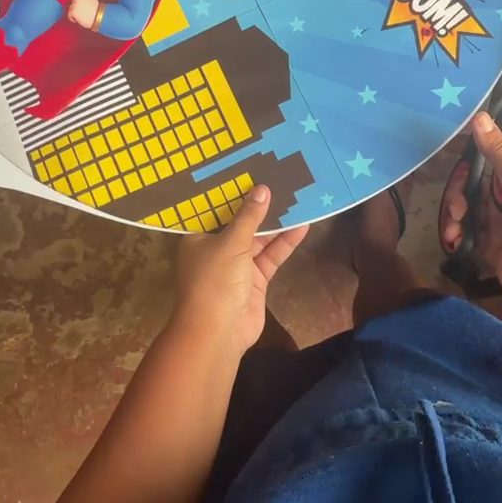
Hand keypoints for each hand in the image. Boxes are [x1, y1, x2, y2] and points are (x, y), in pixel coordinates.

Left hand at [67, 0, 99, 28]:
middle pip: (72, 2)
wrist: (102, 18)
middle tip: (81, 14)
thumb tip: (79, 3)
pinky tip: (77, 20)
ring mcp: (75, 4)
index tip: (82, 8)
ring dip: (74, 13)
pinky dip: (72, 18)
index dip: (78, 4)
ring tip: (80, 17)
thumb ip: (85, 0)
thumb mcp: (93, 1)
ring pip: (70, 9)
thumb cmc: (99, 12)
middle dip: (75, 8)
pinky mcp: (73, 11)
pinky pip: (69, 15)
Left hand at [170, 186, 308, 352]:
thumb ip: (249, 217)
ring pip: (259, 238)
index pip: (215, 208)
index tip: (249, 170)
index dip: (231, 191)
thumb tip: (262, 189)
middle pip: (240, 222)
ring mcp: (237, 265)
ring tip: (297, 197)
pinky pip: (271, 256)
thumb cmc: (214, 281)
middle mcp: (216, 248)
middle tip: (280, 178)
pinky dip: (284, 243)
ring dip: (276, 223)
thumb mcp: (230, 242)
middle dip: (259, 205)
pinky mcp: (255, 279)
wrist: (218, 332)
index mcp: (199, 236)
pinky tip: (302, 226)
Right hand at [440, 112, 501, 301]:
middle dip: (456, 197)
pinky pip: (464, 236)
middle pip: (467, 190)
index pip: (482, 163)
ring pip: (463, 213)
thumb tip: (478, 116)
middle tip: (457, 210)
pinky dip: (456, 238)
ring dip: (452, 219)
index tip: (453, 172)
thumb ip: (499, 152)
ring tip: (454, 231)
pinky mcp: (488, 248)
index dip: (465, 167)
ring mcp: (496, 224)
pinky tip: (456, 244)